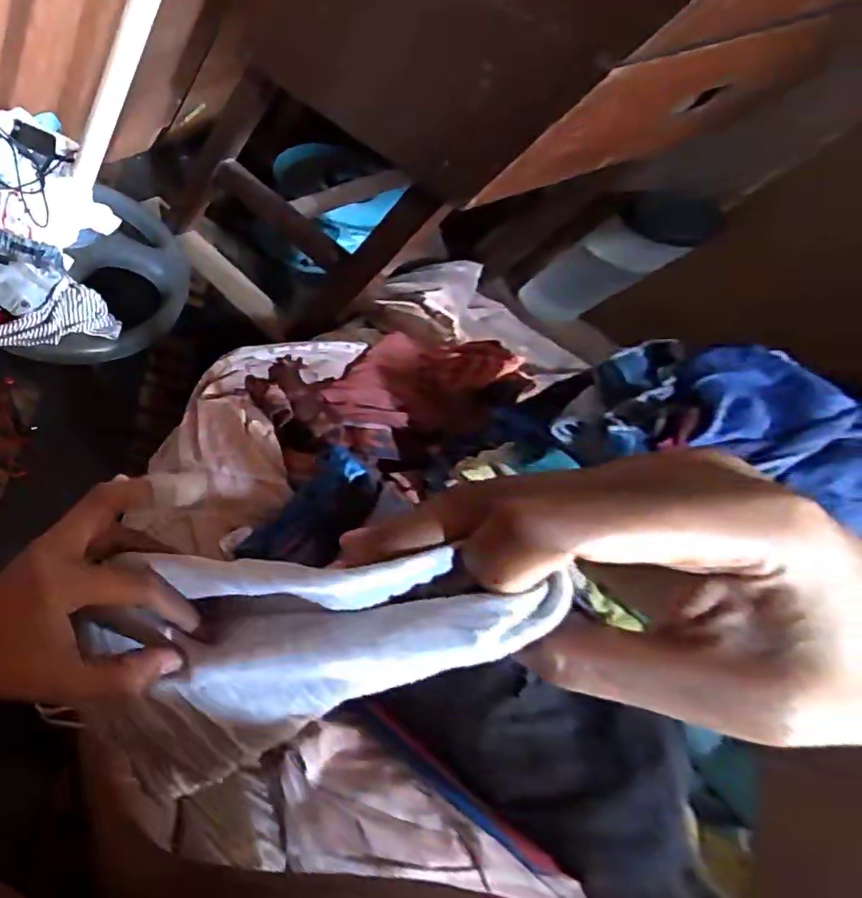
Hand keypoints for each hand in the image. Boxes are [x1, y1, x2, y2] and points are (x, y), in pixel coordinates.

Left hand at [0, 479, 198, 711]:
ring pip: (88, 515)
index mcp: (62, 580)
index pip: (133, 582)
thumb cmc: (8, 668)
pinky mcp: (36, 556)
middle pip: (99, 505)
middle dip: (139, 494)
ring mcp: (41, 549)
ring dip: (125, 514)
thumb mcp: (68, 682)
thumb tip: (174, 658)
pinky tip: (121, 531)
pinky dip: (105, 524)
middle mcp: (53, 551)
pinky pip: (78, 530)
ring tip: (162, 516)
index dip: (171, 603)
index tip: (195, 627)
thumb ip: (124, 675)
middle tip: (179, 489)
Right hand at [340, 449, 861, 745]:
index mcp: (736, 520)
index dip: (504, 556)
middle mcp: (679, 472)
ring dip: (436, 525)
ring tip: (367, 549)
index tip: (473, 606)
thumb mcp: (733, 701)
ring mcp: (645, 468)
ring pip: (511, 490)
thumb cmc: (839, 680)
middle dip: (434, 530)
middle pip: (526, 494)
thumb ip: (598, 661)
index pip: (574, 518)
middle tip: (357, 555)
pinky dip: (468, 527)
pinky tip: (421, 542)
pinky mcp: (617, 480)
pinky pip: (525, 498)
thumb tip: (485, 624)